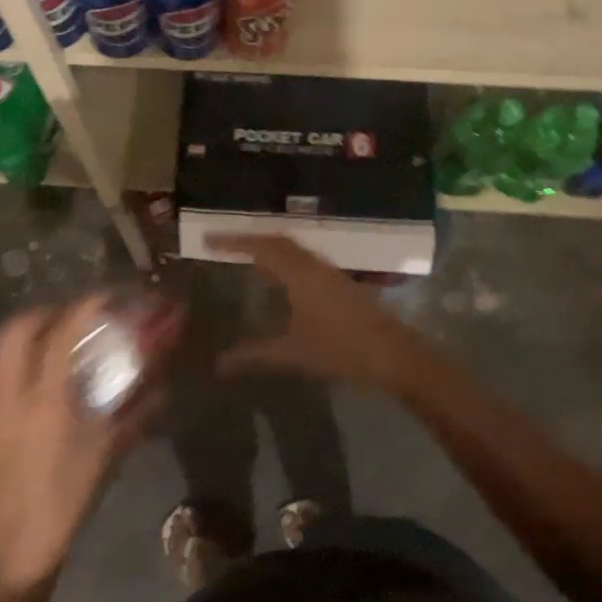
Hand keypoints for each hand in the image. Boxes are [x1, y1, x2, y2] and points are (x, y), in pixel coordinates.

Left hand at [0, 294, 180, 592]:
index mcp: (44, 401)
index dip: (87, 305)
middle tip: (74, 317)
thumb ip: (135, 412)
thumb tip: (162, 382)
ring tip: (54, 343)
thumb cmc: (66, 504)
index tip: (107, 296)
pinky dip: (15, 363)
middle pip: (16, 327)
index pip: (62, 331)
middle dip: (47, 312)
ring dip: (27, 335)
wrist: (9, 556)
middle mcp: (6, 395)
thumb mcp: (107, 456)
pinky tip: (36, 383)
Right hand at [210, 234, 425, 389]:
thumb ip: (254, 355)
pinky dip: (285, 257)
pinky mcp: (340, 282)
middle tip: (223, 243)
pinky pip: (304, 258)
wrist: (393, 355)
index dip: (233, 242)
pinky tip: (281, 274)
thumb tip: (218, 363)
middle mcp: (314, 265)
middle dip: (249, 239)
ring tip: (247, 253)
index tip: (208, 240)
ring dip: (269, 246)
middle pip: (278, 240)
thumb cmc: (341, 350)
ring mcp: (330, 272)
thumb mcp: (293, 354)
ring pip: (294, 248)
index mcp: (300, 274)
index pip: (261, 248)